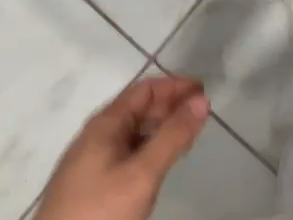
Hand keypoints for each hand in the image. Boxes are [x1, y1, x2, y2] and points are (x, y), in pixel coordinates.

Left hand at [34, 75, 210, 219]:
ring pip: (130, 133)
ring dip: (159, 128)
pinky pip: (123, 153)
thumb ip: (172, 136)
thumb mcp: (142, 175)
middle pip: (137, 109)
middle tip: (200, 115)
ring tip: (186, 137)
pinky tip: (157, 163)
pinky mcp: (88, 185)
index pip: (144, 90)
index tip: (204, 92)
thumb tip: (201, 100)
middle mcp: (95, 136)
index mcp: (104, 125)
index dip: (174, 86)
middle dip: (169, 106)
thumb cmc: (100, 213)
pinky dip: (146, 148)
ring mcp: (89, 162)